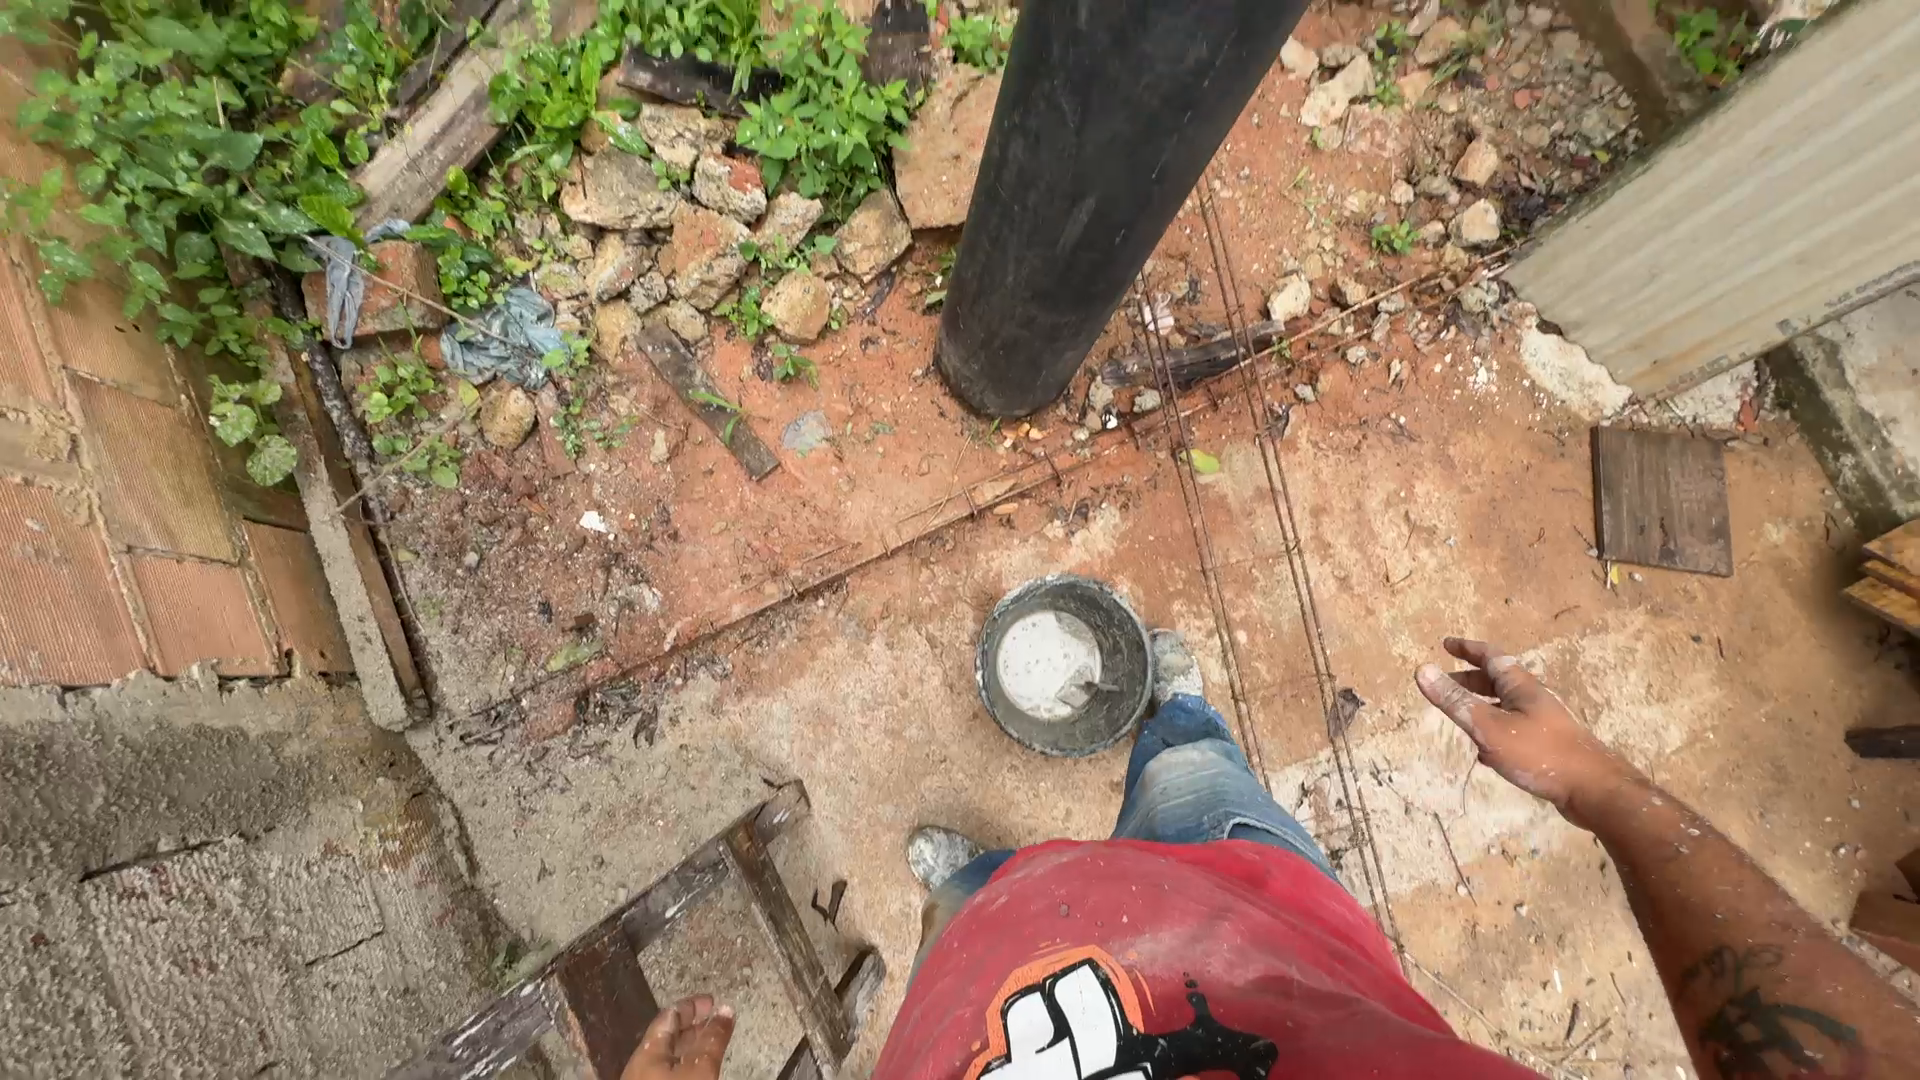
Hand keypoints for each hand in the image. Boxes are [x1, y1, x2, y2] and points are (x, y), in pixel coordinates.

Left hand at [621, 995, 734, 1079]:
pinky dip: (686, 1067)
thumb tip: (726, 1009)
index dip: (692, 1005)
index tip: (714, 1001)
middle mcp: (641, 1067)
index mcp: (648, 1052)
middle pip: (666, 1037)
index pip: (669, 1015)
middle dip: (692, 1026)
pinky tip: (699, 1074)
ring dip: (690, 1048)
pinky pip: (667, 1076)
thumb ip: (713, 1039)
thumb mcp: (700, 1069)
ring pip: (667, 1059)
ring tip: (712, 1046)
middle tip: (715, 1020)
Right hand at [1415, 637, 1642, 820]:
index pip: (1492, 657)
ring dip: (1481, 706)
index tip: (1447, 644)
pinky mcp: (1549, 746)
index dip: (1468, 649)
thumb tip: (1422, 669)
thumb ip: (1455, 700)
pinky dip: (1493, 730)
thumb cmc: (1540, 753)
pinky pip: (1513, 729)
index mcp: (1521, 688)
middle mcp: (1534, 700)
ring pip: (1505, 706)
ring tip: (1460, 715)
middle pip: (1498, 681)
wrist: (1597, 793)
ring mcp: (1544, 724)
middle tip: (1445, 682)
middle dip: (1469, 679)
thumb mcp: (1488, 726)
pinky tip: (1484, 751)